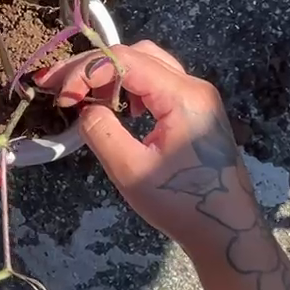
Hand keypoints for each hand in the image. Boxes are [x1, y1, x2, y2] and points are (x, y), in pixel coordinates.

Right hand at [35, 41, 259, 251]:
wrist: (228, 235)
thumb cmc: (181, 205)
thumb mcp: (130, 170)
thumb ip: (100, 130)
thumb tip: (84, 107)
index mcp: (183, 96)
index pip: (124, 60)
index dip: (85, 71)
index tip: (61, 96)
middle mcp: (193, 87)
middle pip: (135, 53)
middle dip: (93, 66)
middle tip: (61, 87)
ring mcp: (197, 97)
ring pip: (146, 63)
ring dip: (111, 74)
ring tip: (85, 96)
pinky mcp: (195, 110)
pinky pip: (156, 81)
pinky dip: (129, 85)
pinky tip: (117, 108)